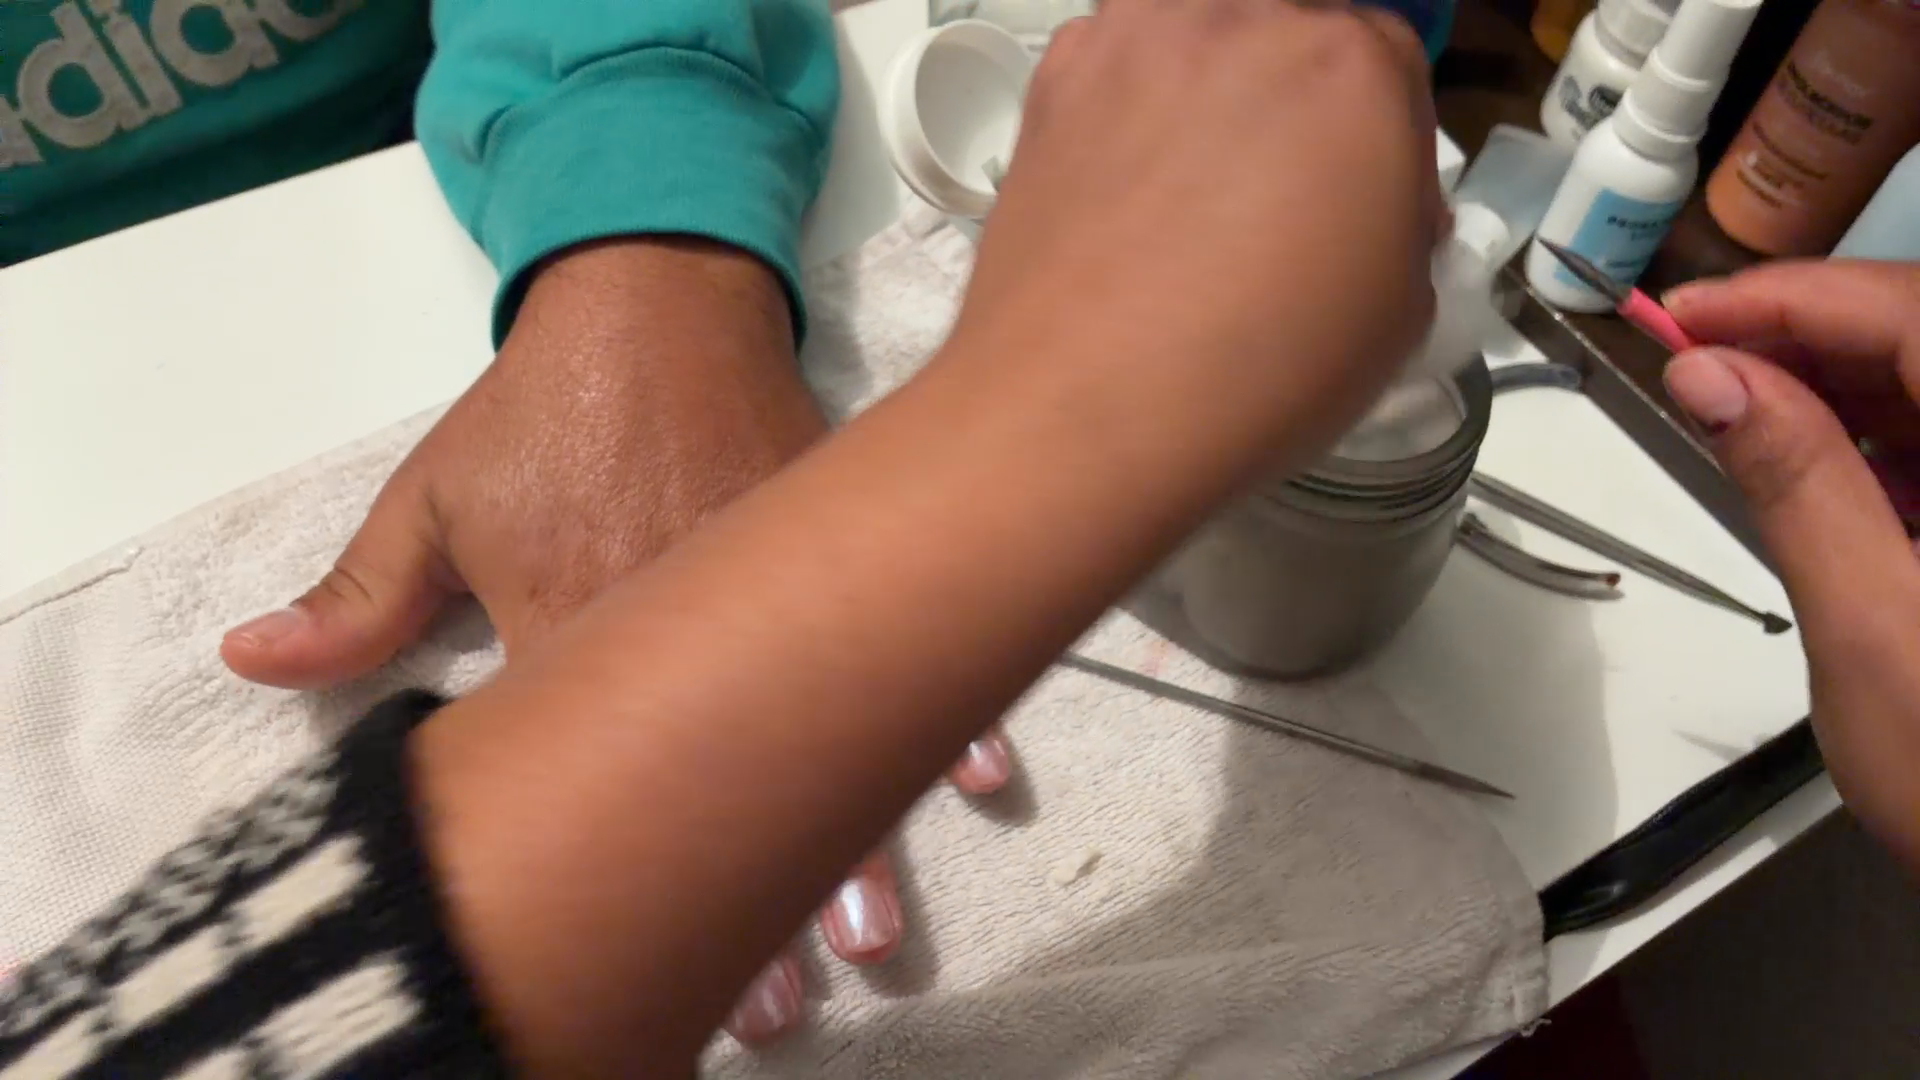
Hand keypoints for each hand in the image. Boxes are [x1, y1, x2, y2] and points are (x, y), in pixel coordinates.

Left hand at [214, 236, 1015, 1040]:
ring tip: (874, 929)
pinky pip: (886, 643)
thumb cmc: (550, 402)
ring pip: (818, 730)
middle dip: (755, 899)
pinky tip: (979, 776)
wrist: (658, 306)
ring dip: (853, 837)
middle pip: (726, 781)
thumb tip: (254, 666)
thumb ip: (360, 591)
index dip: (634, 877)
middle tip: (787, 997)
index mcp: (580, 621)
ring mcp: (773, 588)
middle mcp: (684, 624)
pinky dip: (935, 707)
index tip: (671, 954)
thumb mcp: (438, 490)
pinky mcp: (832, 554)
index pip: (607, 779)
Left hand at [956, 0, 1445, 463]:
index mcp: (1357, 69)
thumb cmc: (1250, 386)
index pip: (1385, 65)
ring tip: (1169, 197)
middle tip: (1250, 207)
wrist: (1079, 417)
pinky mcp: (1048, 93)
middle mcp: (1246, 22)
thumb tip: (1364, 212)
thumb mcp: (1393, 322)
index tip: (1339, 210)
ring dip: (1195, 99)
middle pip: (1284, 41)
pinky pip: (1104, 76)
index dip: (1368, 147)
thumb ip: (1396, 228)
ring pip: (1189, 41)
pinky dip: (1115, 118)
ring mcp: (1134, 48)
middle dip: (1282, 115)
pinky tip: (1106, 197)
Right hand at [1663, 259, 1919, 869]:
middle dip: (1801, 327)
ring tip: (1715, 392)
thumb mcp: (1873, 621)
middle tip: (1680, 352)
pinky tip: (1791, 438)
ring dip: (1820, 370)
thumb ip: (1796, 487)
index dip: (1799, 299)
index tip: (1678, 315)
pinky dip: (1857, 419)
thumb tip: (1704, 378)